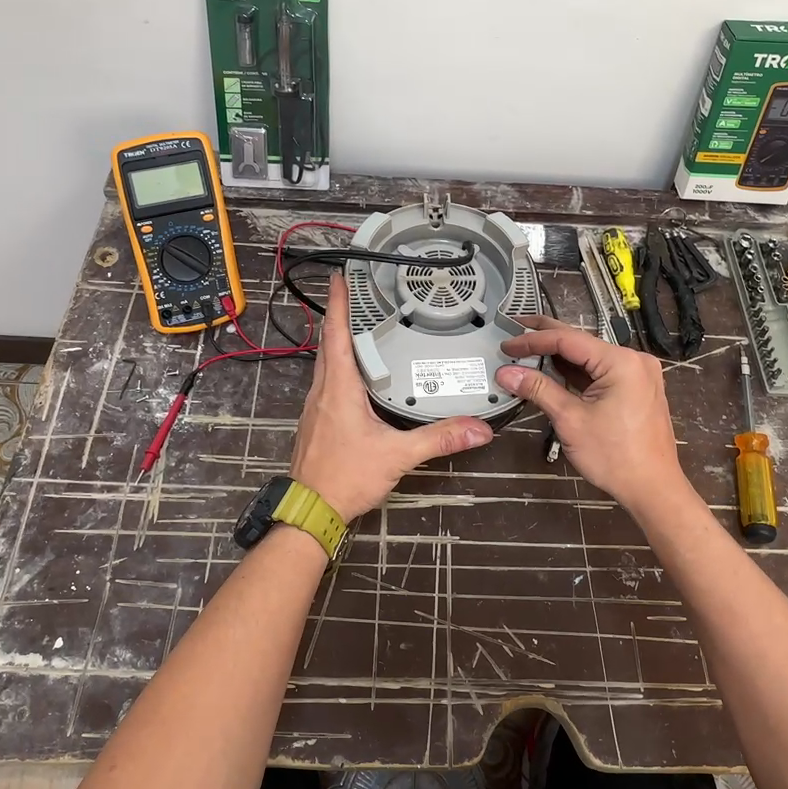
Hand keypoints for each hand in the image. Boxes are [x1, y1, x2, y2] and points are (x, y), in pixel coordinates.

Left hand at [291, 271, 494, 521]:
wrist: (310, 511)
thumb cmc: (344, 479)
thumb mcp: (397, 456)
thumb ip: (438, 440)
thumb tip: (476, 429)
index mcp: (338, 389)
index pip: (336, 335)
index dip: (337, 303)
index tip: (339, 277)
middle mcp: (323, 391)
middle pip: (327, 343)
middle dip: (338, 315)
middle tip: (354, 292)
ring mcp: (316, 407)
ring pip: (324, 363)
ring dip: (337, 340)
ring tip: (357, 325)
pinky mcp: (317, 421)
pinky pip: (326, 381)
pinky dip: (338, 365)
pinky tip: (354, 373)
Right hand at [495, 316, 688, 515]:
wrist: (653, 489)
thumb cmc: (616, 457)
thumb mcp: (570, 420)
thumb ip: (538, 389)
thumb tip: (507, 373)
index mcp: (622, 361)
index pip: (568, 338)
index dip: (533, 339)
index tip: (508, 343)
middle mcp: (634, 360)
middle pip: (581, 342)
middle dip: (545, 339)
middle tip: (514, 329)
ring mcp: (638, 374)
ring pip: (589, 357)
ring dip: (559, 357)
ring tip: (526, 352)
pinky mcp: (636, 388)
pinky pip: (600, 371)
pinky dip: (576, 372)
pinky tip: (552, 371)